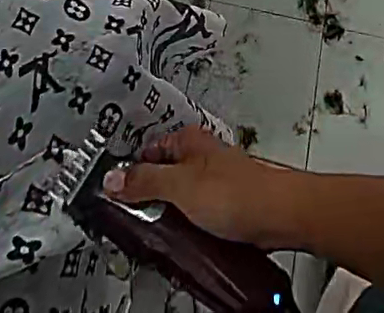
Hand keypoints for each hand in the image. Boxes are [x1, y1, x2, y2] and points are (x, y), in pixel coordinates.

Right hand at [103, 126, 294, 248]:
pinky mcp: (218, 207)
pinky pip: (188, 217)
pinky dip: (179, 228)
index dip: (127, 170)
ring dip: (161, 217)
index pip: (146, 151)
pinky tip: (174, 241)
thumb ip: (145, 181)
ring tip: (150, 234)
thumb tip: (114, 178)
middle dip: (143, 197)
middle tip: (126, 218)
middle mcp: (199, 158)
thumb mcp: (180, 185)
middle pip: (158, 176)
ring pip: (173, 199)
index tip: (107, 192)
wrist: (275, 215)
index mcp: (189, 141)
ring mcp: (209, 183)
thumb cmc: (239, 191)